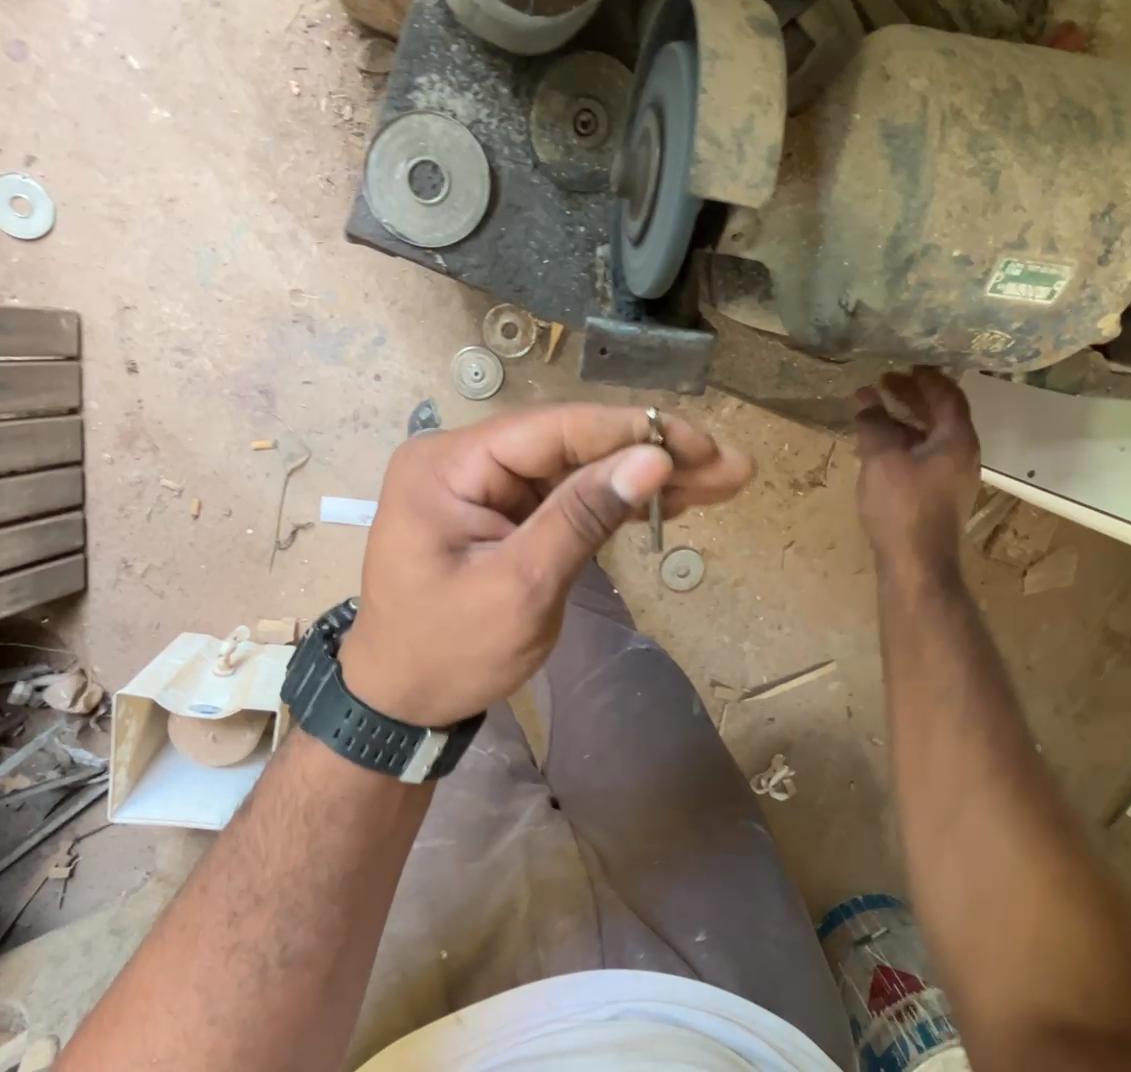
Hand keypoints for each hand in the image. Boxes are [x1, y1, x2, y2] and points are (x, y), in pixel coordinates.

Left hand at [337, 404, 753, 727]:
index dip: (632, 434)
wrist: (401, 702)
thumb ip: (582, 517)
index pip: (554, 429)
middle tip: (729, 465)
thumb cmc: (448, 654)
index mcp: (447, 464)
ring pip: (576, 467)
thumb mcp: (519, 588)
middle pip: (571, 443)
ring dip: (644, 477)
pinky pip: (564, 496)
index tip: (701, 446)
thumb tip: (653, 459)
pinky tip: (671, 500)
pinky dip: (615, 502)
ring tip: (720, 481)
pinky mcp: (500, 512)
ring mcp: (481, 485)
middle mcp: (462, 459)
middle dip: (651, 455)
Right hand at [854, 368, 980, 586]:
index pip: (947, 395)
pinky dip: (905, 444)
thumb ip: (873, 423)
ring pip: (931, 438)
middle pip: (941, 415)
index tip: (904, 365)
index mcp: (957, 439)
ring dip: (906, 422)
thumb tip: (864, 397)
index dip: (926, 378)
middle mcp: (962, 455)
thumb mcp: (881, 458)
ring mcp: (953, 478)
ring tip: (876, 414)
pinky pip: (924, 458)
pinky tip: (880, 450)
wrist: (916, 563)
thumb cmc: (902, 506)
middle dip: (913, 397)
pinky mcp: (939, 497)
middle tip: (885, 383)